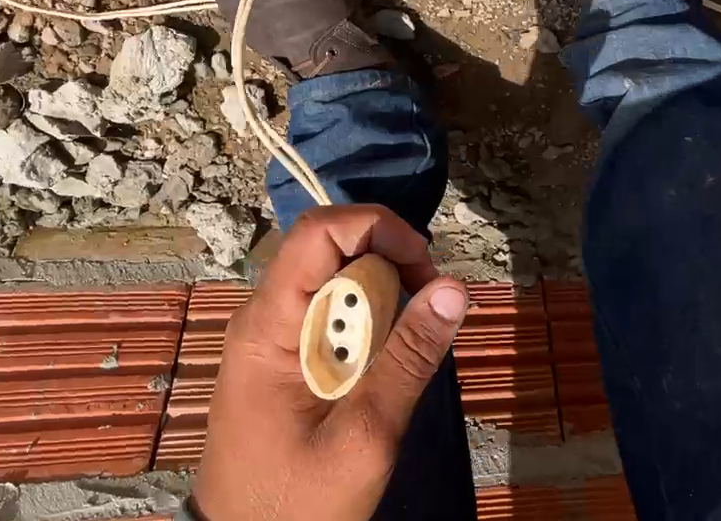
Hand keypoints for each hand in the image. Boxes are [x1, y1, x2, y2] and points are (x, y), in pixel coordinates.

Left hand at [192, 205, 469, 520]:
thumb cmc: (297, 504)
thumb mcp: (365, 436)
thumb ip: (409, 358)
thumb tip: (456, 287)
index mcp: (269, 324)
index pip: (319, 231)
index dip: (378, 227)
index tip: (424, 267)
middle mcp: (264, 314)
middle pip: (332, 246)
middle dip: (391, 259)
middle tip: (431, 303)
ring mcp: (270, 333)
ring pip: (335, 274)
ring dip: (385, 287)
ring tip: (415, 330)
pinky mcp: (283, 352)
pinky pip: (331, 304)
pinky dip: (370, 312)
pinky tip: (390, 348)